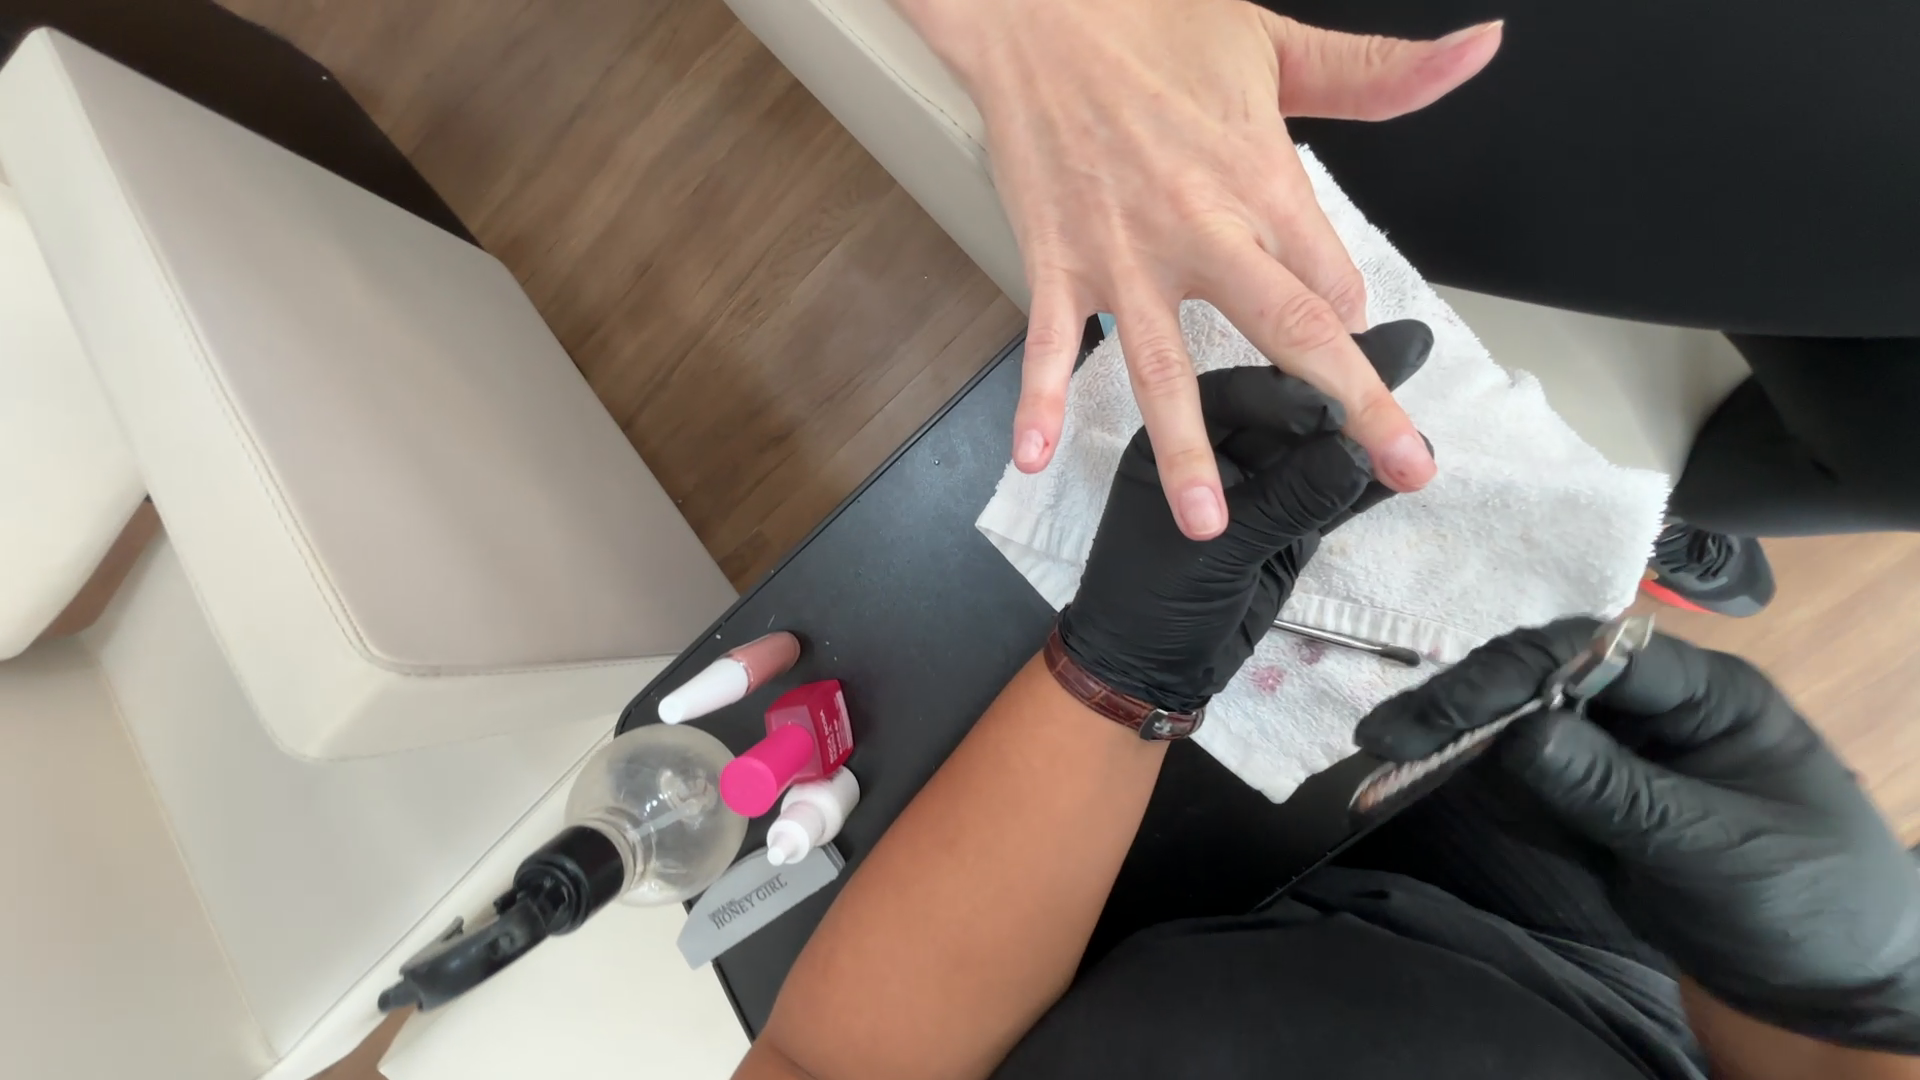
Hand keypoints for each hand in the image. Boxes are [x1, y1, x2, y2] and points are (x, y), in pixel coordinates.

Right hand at [891, 0, 1499, 538]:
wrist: (1040, 10)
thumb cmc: (1152, 23)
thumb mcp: (1272, 42)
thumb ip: (1373, 73)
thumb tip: (1480, 53)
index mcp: (1261, 177)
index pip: (1327, 278)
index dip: (1342, 323)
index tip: (1335, 345)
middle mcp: (1200, 231)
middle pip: (1285, 331)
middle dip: (1349, 405)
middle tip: (1397, 473)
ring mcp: (1122, 259)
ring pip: (1162, 367)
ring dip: (1186, 447)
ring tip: (1204, 521)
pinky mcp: (1057, 266)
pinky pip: (1050, 347)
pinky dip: (1039, 402)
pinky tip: (1033, 458)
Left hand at [1059, 321, 1430, 712]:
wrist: (1148, 670)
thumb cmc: (1154, 603)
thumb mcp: (1218, 552)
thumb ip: (1284, 500)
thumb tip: (1355, 451)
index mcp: (1172, 443)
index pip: (1244, 398)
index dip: (1299, 390)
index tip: (1351, 379)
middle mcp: (1216, 455)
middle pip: (1289, 412)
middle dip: (1346, 383)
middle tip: (1409, 341)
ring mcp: (1254, 488)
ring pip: (1316, 449)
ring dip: (1367, 427)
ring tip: (1426, 384)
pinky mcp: (1282, 525)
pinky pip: (1329, 495)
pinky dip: (1365, 483)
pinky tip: (1410, 463)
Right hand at [1358, 619, 1919, 1053]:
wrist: (1822, 984)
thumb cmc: (1808, 905)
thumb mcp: (1720, 851)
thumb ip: (1617, 790)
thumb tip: (1519, 735)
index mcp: (1700, 691)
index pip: (1591, 651)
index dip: (1512, 673)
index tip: (1446, 715)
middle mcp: (1638, 699)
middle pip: (1529, 673)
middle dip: (1457, 702)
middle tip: (1383, 735)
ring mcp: (1600, 737)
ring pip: (1504, 713)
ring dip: (1442, 730)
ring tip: (1381, 748)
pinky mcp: (1570, 778)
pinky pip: (1504, 760)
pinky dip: (1457, 765)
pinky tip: (1412, 770)